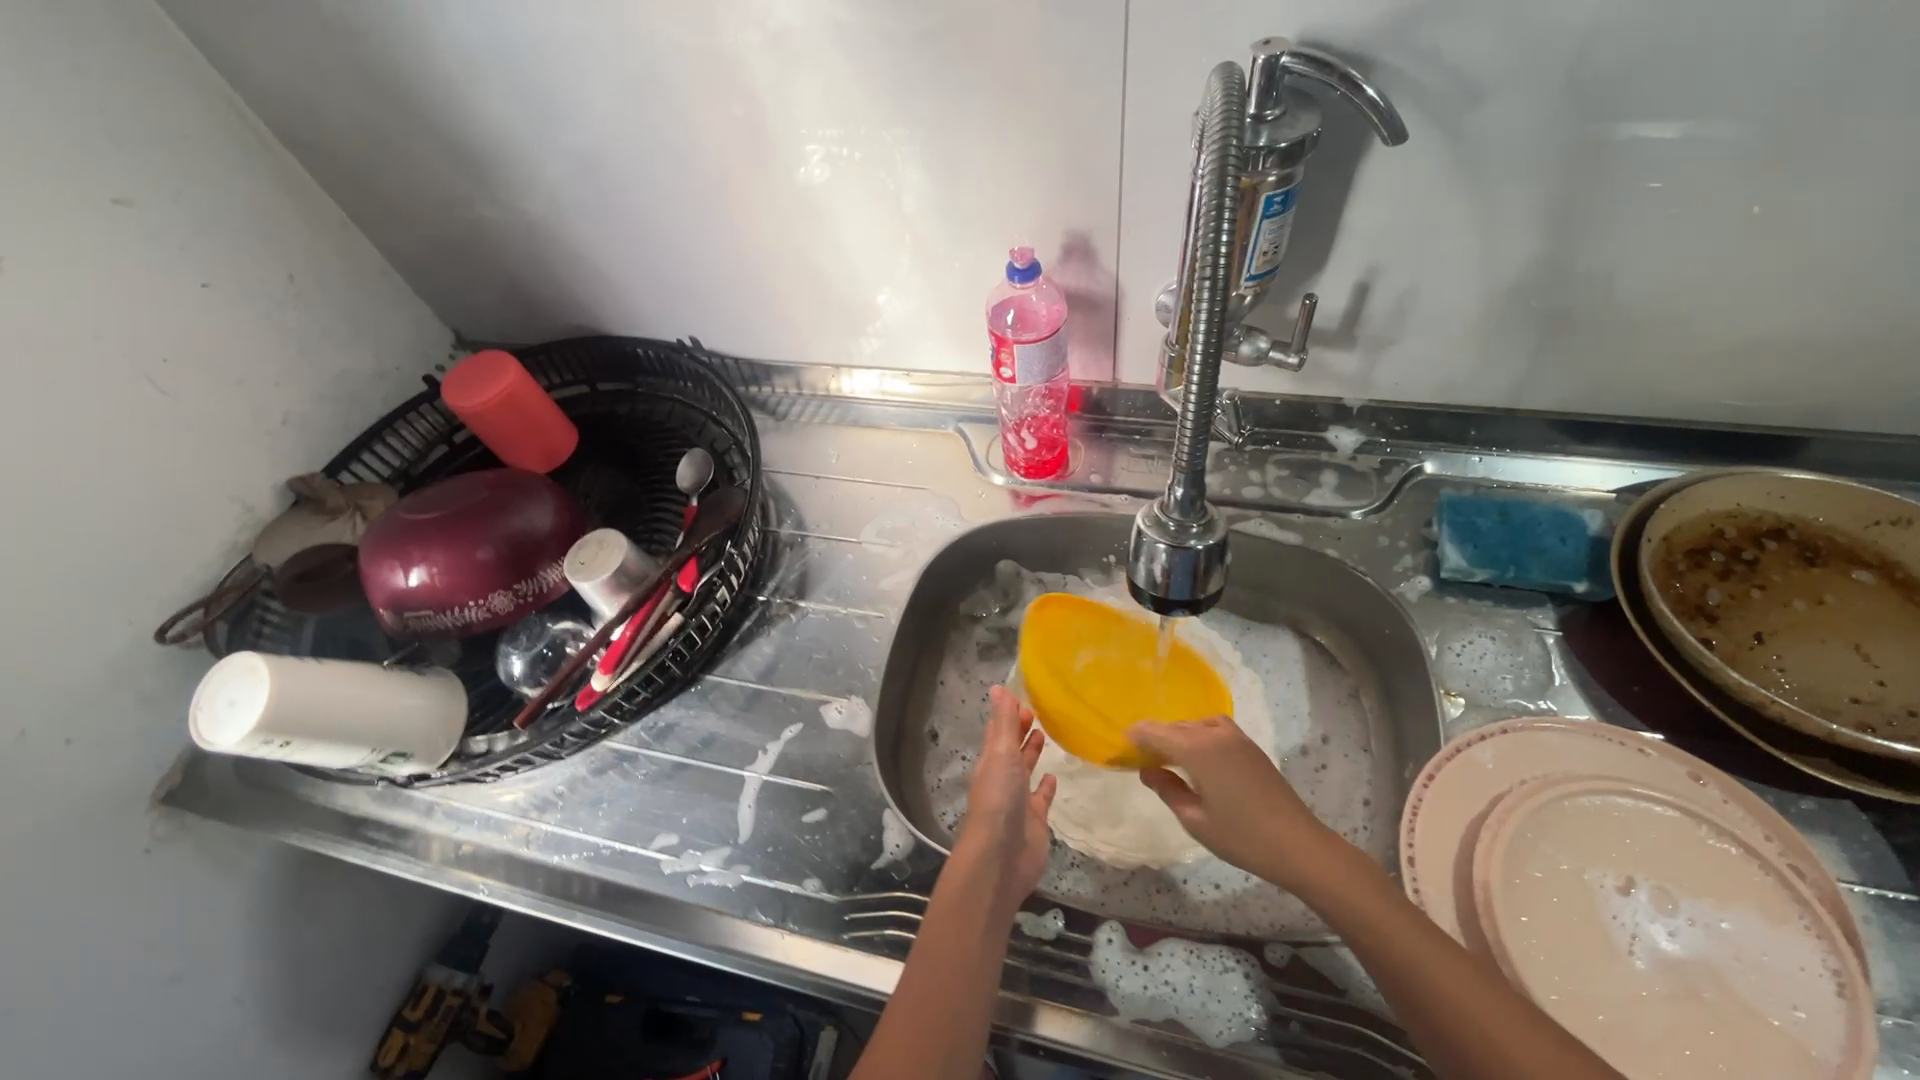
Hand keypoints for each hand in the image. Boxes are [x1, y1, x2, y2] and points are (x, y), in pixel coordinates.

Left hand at [954, 685, 1057, 912]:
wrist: (1002, 854)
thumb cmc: (1000, 798)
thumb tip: (997, 688)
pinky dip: (1046, 787)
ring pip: (1024, 771)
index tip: (1024, 699)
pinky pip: (1041, 799)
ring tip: (1044, 735)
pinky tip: (1054, 777)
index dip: (1008, 716)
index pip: (998, 732)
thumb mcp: (1000, 753)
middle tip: (1036, 712)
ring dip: (1031, 754)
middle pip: (1010, 750)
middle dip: (1020, 731)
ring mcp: (1018, 801)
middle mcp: (1002, 779)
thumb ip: (1003, 722)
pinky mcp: (1035, 821)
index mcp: (991, 762)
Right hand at [1130, 716, 1343, 891]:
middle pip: (1176, 725)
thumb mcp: (1195, 819)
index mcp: (1198, 749)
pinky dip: (1199, 735)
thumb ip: (1167, 789)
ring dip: (1179, 734)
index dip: (1136, 736)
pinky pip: (1215, 729)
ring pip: (1197, 724)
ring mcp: (1237, 738)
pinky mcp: (1250, 747)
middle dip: (1155, 736)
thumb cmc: (1241, 837)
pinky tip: (1196, 758)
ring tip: (1167, 757)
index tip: (1120, 747)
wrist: (1298, 844)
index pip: (1156, 732)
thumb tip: (1148, 771)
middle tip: (1139, 757)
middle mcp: (1216, 734)